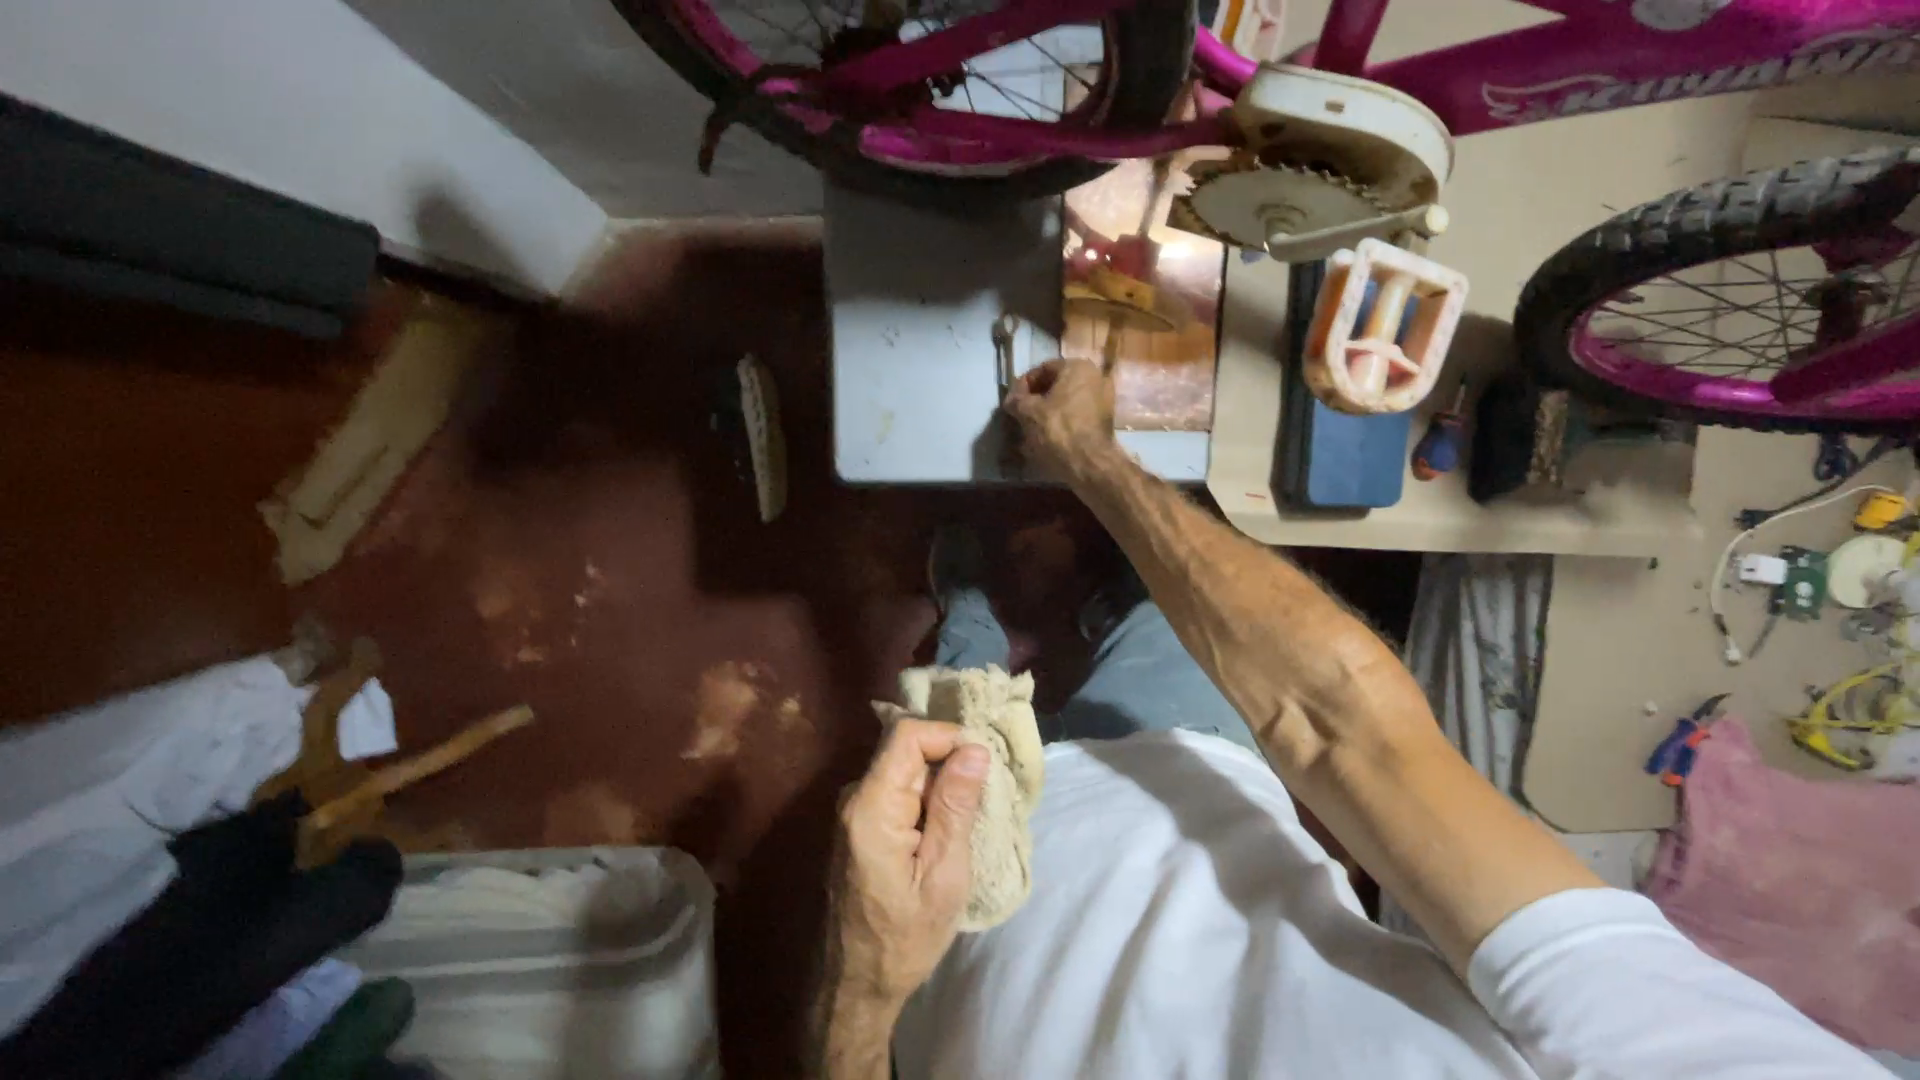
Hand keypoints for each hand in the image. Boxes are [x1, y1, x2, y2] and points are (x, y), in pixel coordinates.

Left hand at [830, 718, 989, 1007]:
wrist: (858, 983)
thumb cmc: (905, 937)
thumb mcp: (943, 875)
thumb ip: (956, 807)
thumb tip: (974, 749)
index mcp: (871, 807)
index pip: (907, 735)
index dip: (948, 737)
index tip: (981, 766)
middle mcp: (854, 798)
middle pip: (905, 749)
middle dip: (948, 762)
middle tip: (982, 798)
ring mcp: (853, 811)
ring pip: (904, 769)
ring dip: (939, 784)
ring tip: (967, 820)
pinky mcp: (859, 824)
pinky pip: (896, 790)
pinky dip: (925, 799)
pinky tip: (945, 832)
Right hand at [1004, 358, 1116, 480]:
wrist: (1087, 461)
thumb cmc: (1057, 428)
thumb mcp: (1028, 412)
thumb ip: (1016, 400)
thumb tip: (1011, 401)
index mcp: (1078, 366)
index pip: (1043, 369)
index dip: (1024, 384)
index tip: (1013, 401)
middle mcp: (1096, 376)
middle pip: (1058, 384)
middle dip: (1038, 398)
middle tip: (1022, 413)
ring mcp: (1105, 398)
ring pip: (1068, 400)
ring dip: (1050, 410)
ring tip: (1033, 426)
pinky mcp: (1106, 419)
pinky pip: (1079, 414)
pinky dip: (1064, 421)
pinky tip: (1050, 435)